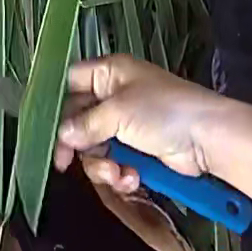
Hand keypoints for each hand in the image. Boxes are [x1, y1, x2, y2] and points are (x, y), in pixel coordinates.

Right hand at [55, 54, 238, 193]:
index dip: (56, 103)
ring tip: (118, 174)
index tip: (44, 131)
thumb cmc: (163, 111)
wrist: (207, 137)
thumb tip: (62, 135)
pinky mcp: (137, 148)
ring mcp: (126, 122)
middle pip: (78, 119)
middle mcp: (114, 94)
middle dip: (77, 143)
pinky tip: (132, 179)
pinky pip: (113, 161)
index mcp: (110, 72)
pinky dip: (119, 173)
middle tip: (66, 163)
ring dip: (102, 165)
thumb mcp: (119, 111)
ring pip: (94, 146)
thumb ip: (86, 124)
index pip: (70, 81)